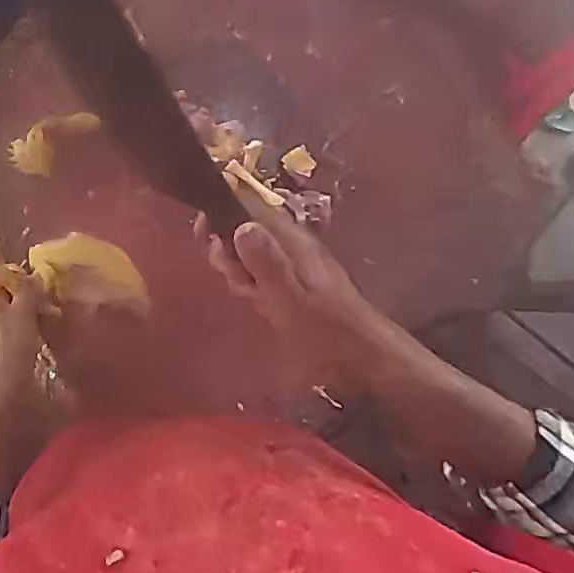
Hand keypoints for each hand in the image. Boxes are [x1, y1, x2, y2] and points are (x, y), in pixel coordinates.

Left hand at [0, 267, 63, 498]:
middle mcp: (0, 320)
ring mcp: (13, 340)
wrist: (10, 407)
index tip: (38, 255)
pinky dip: (53, 326)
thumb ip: (27, 293)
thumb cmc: (11, 357)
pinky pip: (40, 333)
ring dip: (46, 305)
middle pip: (15, 294)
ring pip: (29, 313)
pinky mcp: (27, 358)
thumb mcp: (20, 317)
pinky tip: (73, 327)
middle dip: (35, 284)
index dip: (12, 264)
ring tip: (72, 296)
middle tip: (63, 275)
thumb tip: (35, 272)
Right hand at [200, 189, 536, 484]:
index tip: (203, 230)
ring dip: (238, 270)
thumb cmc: (329, 334)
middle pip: (245, 230)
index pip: (251, 206)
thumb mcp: (290, 300)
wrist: (370, 366)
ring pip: (249, 255)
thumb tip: (240, 225)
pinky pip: (260, 275)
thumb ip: (265, 264)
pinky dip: (251, 285)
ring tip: (248, 295)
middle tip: (236, 278)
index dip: (223, 210)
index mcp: (292, 241)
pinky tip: (257, 305)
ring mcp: (293, 267)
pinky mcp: (293, 287)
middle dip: (228, 249)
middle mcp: (292, 247)